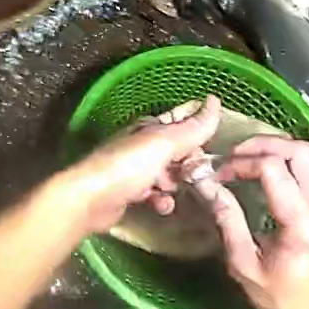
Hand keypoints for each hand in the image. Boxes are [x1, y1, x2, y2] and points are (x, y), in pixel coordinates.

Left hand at [49, 96, 223, 235]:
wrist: (90, 199)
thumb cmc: (126, 167)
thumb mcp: (163, 143)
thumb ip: (191, 128)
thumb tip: (215, 102)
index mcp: (149, 128)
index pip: (182, 123)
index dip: (200, 131)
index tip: (218, 144)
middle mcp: (142, 145)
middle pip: (177, 151)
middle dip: (191, 163)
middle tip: (201, 176)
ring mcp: (134, 169)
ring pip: (167, 174)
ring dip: (176, 184)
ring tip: (178, 191)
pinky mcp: (129, 192)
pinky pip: (153, 194)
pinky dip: (161, 200)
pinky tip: (162, 206)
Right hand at [209, 137, 308, 308]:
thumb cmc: (280, 302)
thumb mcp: (244, 265)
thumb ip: (227, 220)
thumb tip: (207, 184)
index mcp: (302, 228)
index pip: (274, 171)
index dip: (243, 163)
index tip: (222, 173)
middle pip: (301, 153)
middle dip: (265, 145)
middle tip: (238, 154)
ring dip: (288, 147)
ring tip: (262, 155)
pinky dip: (307, 159)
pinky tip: (286, 167)